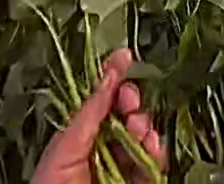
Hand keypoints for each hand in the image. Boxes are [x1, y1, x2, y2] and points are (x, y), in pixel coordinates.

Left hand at [32, 49, 166, 183]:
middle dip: (131, 101)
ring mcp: (120, 169)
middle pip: (124, 114)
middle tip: (129, 100)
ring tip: (140, 129)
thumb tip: (108, 75)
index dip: (112, 74)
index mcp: (80, 131)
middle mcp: (101, 146)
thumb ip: (89, 113)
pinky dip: (157, 155)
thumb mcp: (66, 146)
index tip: (125, 55)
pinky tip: (153, 148)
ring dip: (145, 127)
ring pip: (142, 138)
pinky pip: (152, 169)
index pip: (100, 97)